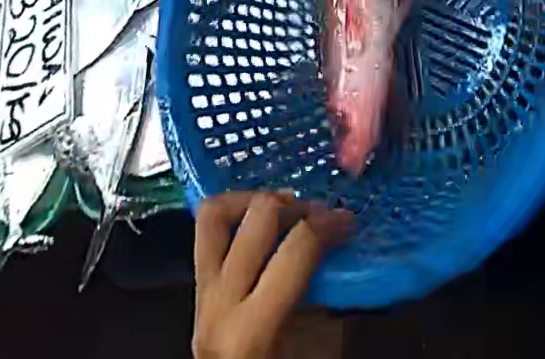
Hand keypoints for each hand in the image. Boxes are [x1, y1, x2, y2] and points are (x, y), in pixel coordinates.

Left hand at [193, 192, 351, 358]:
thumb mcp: (322, 350)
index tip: (349, 221)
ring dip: (254, 199)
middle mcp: (218, 305)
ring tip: (284, 206)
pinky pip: (209, 233)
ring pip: (215, 215)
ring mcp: (199, 295)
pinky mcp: (196, 289)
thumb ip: (331, 298)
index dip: (328, 225)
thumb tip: (345, 251)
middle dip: (297, 205)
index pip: (296, 249)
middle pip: (258, 218)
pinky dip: (235, 214)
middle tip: (320, 213)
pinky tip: (261, 221)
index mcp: (251, 330)